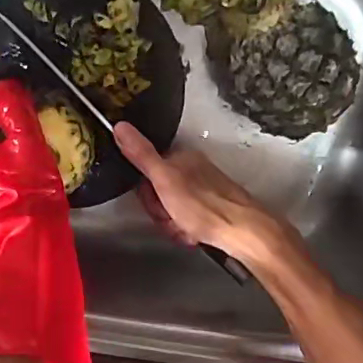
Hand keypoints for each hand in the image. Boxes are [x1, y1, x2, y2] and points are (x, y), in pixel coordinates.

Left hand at [0, 80, 67, 235]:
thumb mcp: (27, 143)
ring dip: (6, 132)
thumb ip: (15, 109)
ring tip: (32, 130)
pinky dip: (7, 151)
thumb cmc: (28, 198)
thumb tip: (7, 88)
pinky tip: (28, 155)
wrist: (31, 243)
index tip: (19, 90)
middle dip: (1, 112)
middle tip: (28, 108)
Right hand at [112, 122, 285, 262]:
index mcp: (181, 159)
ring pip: (171, 210)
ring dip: (173, 225)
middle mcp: (193, 171)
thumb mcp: (165, 180)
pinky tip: (194, 235)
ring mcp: (203, 190)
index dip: (147, 194)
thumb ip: (141, 155)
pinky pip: (186, 221)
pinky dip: (186, 231)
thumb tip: (120, 127)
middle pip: (158, 194)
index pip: (147, 173)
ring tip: (186, 229)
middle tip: (172, 219)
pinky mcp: (211, 209)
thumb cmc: (204, 207)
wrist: (242, 231)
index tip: (156, 204)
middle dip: (161, 213)